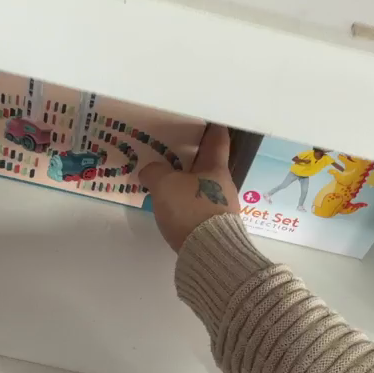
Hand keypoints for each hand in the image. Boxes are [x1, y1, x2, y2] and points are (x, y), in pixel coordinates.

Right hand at [138, 123, 237, 253]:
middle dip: (192, 156)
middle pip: (208, 163)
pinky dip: (186, 201)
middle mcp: (223, 185)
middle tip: (171, 149)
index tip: (205, 118)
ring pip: (202, 186)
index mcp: (216, 167)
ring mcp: (221, 207)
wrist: (209, 254)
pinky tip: (171, 206)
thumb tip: (150, 170)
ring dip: (187, 181)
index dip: (212, 126)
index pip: (218, 139)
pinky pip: (198, 206)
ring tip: (165, 179)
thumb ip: (155, 172)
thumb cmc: (190, 210)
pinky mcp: (214, 227)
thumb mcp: (165, 185)